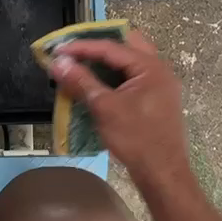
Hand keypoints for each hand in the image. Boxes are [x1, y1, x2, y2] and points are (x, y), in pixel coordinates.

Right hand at [49, 31, 192, 191]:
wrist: (163, 175)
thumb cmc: (137, 139)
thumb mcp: (105, 108)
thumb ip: (81, 82)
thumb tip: (58, 63)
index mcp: (151, 67)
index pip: (111, 47)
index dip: (82, 47)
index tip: (58, 50)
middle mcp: (159, 71)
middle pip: (126, 45)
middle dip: (98, 45)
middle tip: (74, 50)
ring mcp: (159, 86)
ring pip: (129, 62)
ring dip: (106, 61)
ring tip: (81, 65)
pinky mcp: (155, 100)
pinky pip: (132, 78)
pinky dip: (113, 76)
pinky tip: (96, 85)